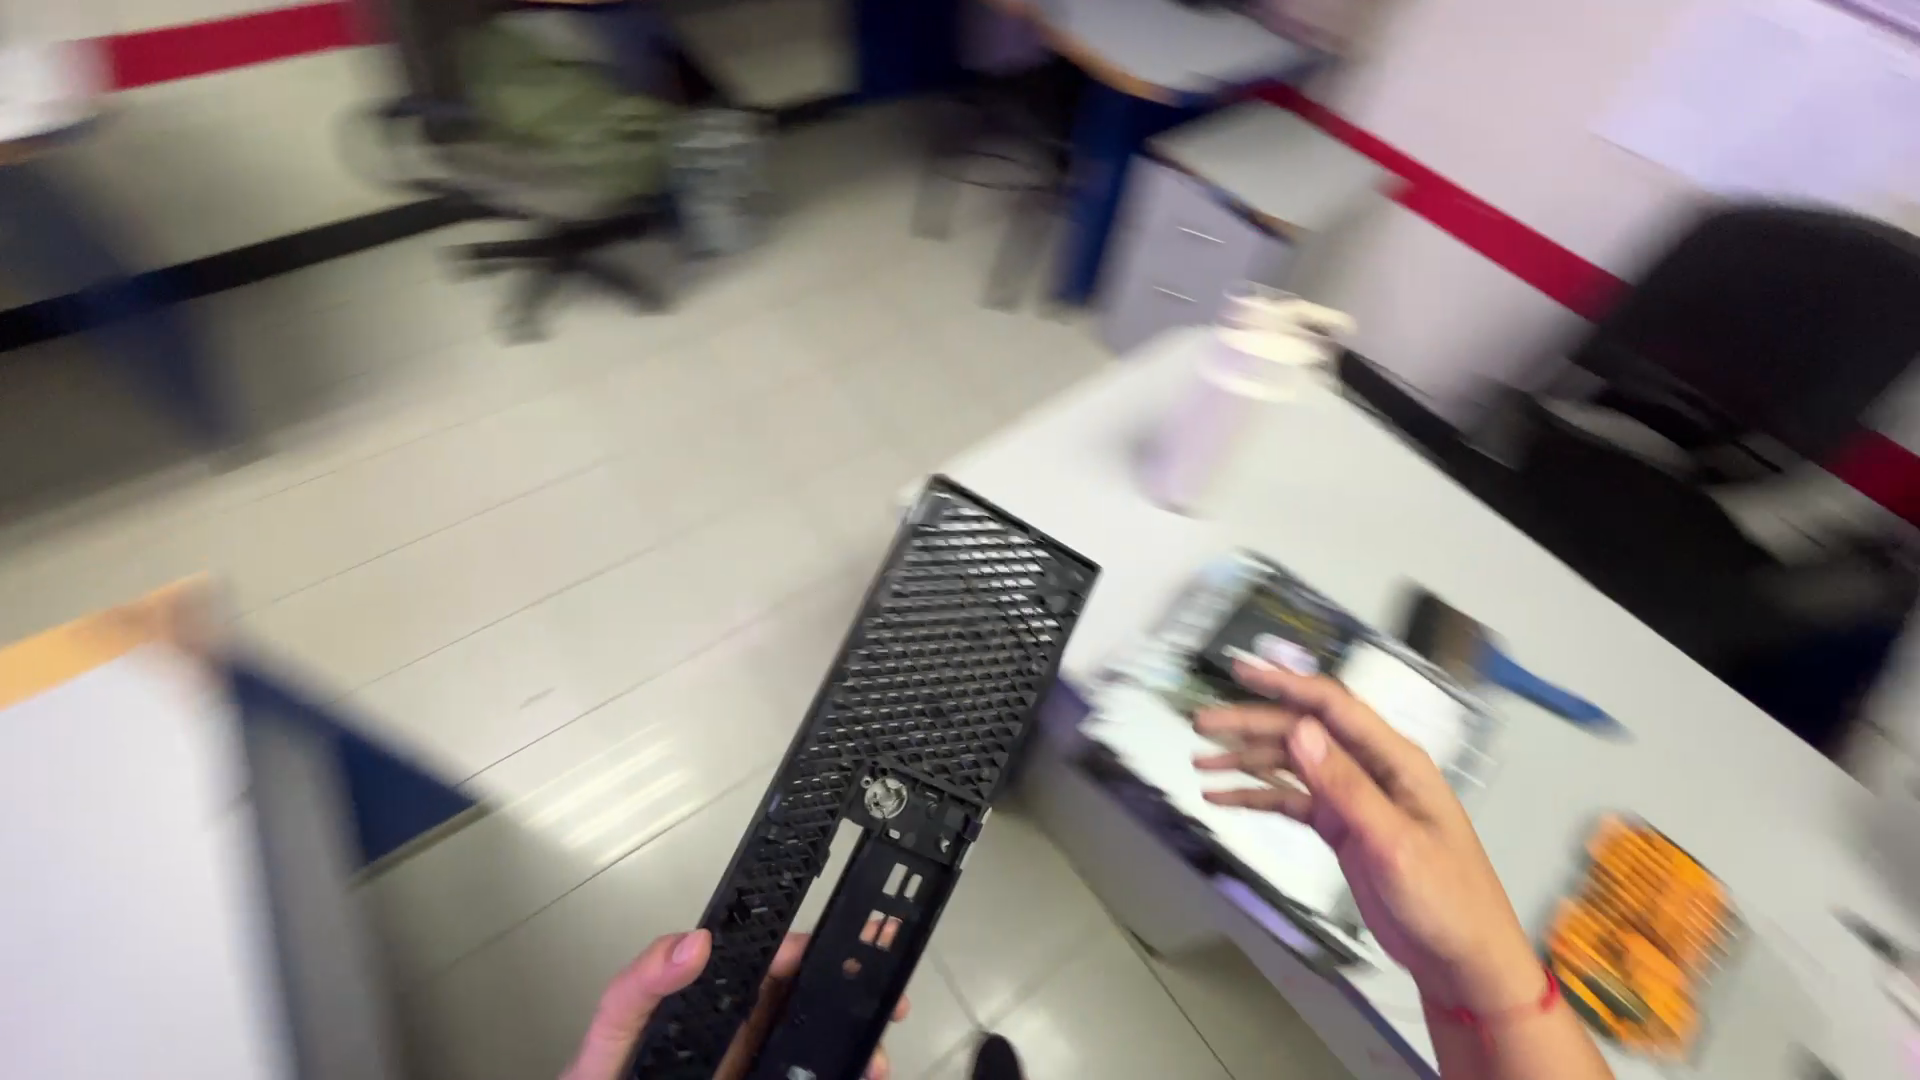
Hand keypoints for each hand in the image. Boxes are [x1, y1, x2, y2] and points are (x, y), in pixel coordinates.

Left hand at [562, 929, 909, 1079]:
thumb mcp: (611, 1036)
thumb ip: (640, 987)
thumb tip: (696, 941)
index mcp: (717, 1001)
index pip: (775, 963)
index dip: (817, 948)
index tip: (854, 944)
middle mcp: (744, 1032)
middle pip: (810, 1002)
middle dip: (855, 992)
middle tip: (893, 997)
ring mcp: (759, 1068)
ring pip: (819, 1047)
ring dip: (857, 1041)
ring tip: (879, 1056)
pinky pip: (812, 1078)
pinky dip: (845, 1072)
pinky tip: (863, 1074)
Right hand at [1193, 660, 1543, 1012]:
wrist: (1462, 962)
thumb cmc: (1445, 900)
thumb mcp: (1394, 842)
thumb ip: (1345, 785)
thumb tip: (1299, 730)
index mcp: (1392, 759)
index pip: (1331, 706)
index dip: (1284, 684)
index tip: (1240, 672)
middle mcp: (1367, 767)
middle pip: (1299, 732)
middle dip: (1248, 725)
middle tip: (1201, 725)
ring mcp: (1350, 795)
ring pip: (1288, 763)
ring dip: (1244, 761)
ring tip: (1201, 762)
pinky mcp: (1338, 824)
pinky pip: (1288, 799)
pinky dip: (1255, 797)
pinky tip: (1223, 798)